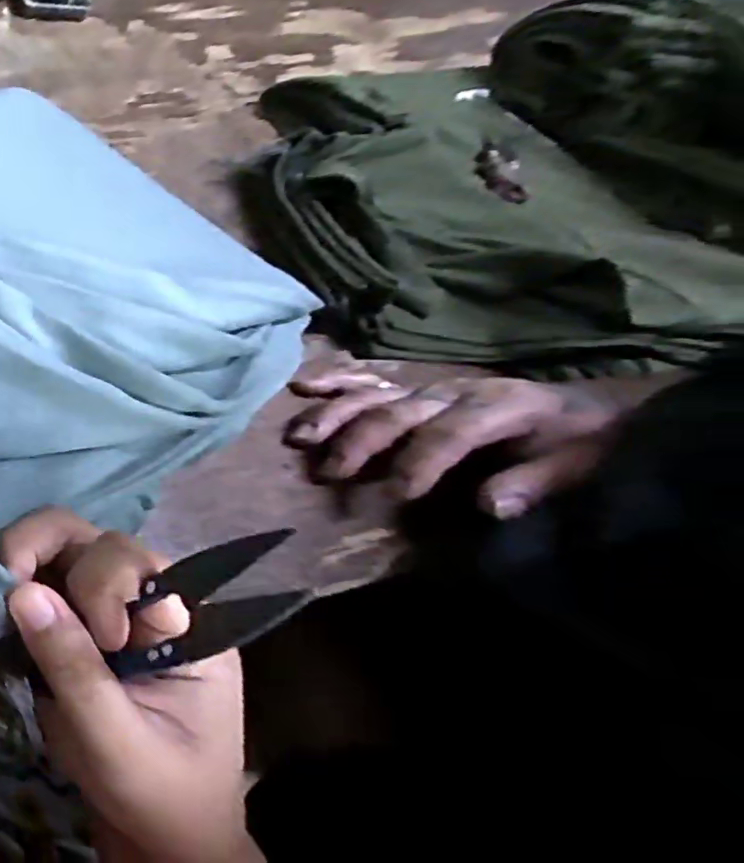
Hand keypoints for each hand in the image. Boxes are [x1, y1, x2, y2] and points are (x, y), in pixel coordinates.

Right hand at [0, 510, 259, 862]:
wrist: (156, 834)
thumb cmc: (157, 795)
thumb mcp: (118, 743)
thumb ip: (75, 669)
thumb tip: (21, 590)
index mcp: (186, 624)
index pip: (136, 562)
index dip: (101, 583)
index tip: (99, 641)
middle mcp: (147, 597)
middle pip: (88, 538)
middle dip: (39, 550)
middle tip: (10, 590)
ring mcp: (108, 601)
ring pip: (56, 545)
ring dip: (20, 560)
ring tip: (3, 605)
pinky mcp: (74, 613)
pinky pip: (38, 572)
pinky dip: (10, 578)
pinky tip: (1, 612)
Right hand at [283, 362, 648, 516]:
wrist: (585, 406)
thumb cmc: (578, 440)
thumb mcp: (581, 464)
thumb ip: (536, 482)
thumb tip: (489, 506)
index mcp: (500, 405)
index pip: (450, 432)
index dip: (420, 462)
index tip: (396, 494)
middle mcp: (451, 390)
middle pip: (394, 412)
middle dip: (359, 442)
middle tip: (329, 474)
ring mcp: (423, 385)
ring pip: (369, 395)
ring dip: (330, 415)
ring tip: (299, 439)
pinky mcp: (407, 385)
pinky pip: (362, 379)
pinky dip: (330, 380)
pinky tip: (301, 387)